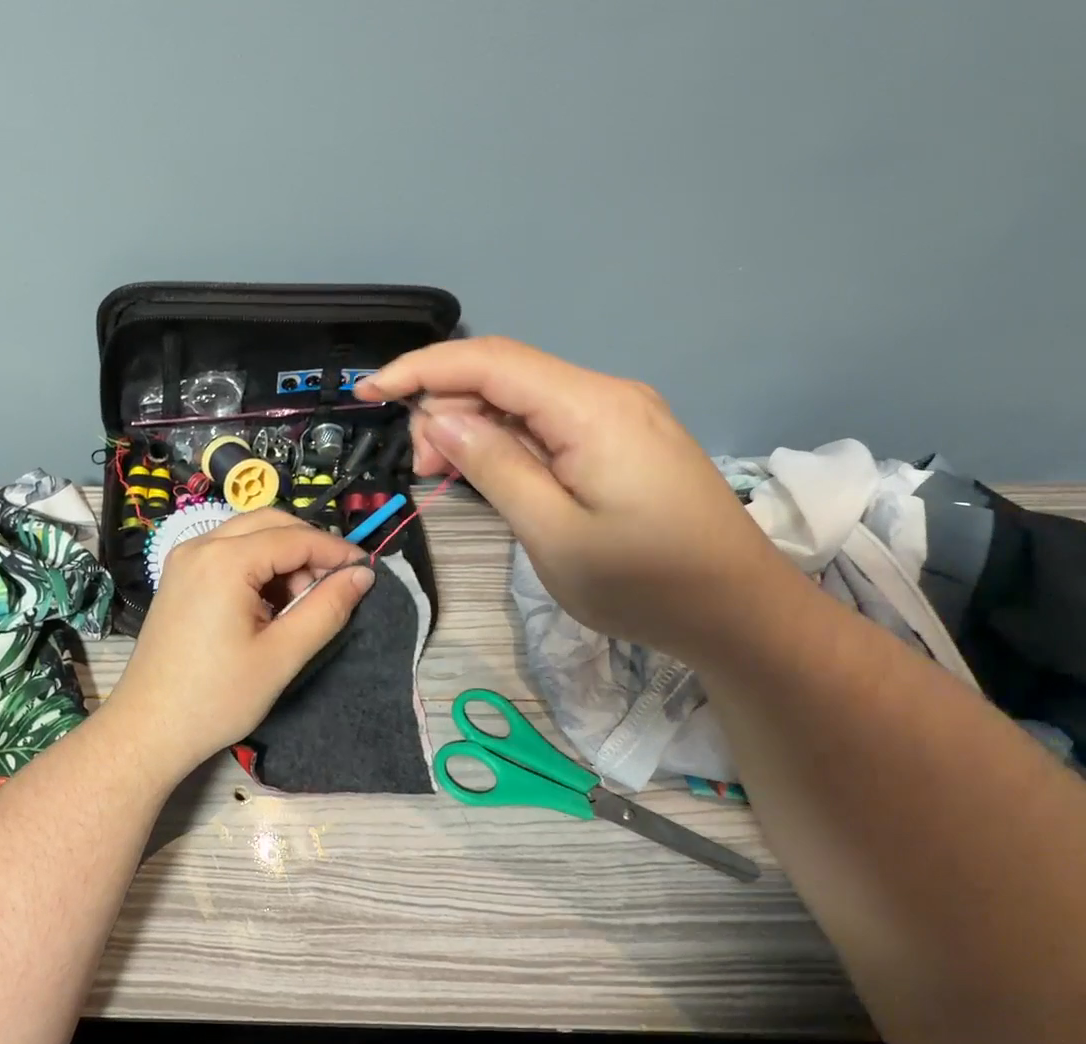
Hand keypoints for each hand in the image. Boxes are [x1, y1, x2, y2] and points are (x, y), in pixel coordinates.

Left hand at [104, 509, 375, 766]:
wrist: (148, 726)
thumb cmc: (216, 696)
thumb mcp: (281, 655)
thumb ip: (326, 609)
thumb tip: (362, 575)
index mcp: (223, 560)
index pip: (294, 536)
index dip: (336, 551)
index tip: (368, 572)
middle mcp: (198, 546)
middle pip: (268, 523)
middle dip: (307, 548)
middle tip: (332, 589)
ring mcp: (182, 560)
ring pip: (247, 536)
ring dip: (281, 558)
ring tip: (299, 607)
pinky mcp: (177, 578)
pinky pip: (225, 554)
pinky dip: (255, 567)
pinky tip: (267, 608)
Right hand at [354, 337, 791, 660]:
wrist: (742, 615)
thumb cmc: (645, 584)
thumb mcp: (553, 533)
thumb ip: (493, 466)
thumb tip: (439, 418)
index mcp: (591, 409)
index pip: (489, 361)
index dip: (421, 368)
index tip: (368, 392)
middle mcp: (606, 395)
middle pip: (501, 374)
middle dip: (443, 408)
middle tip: (423, 471)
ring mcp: (618, 414)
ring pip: (519, 397)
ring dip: (470, 427)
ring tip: (448, 478)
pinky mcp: (620, 438)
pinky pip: (544, 420)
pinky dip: (502, 440)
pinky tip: (490, 473)